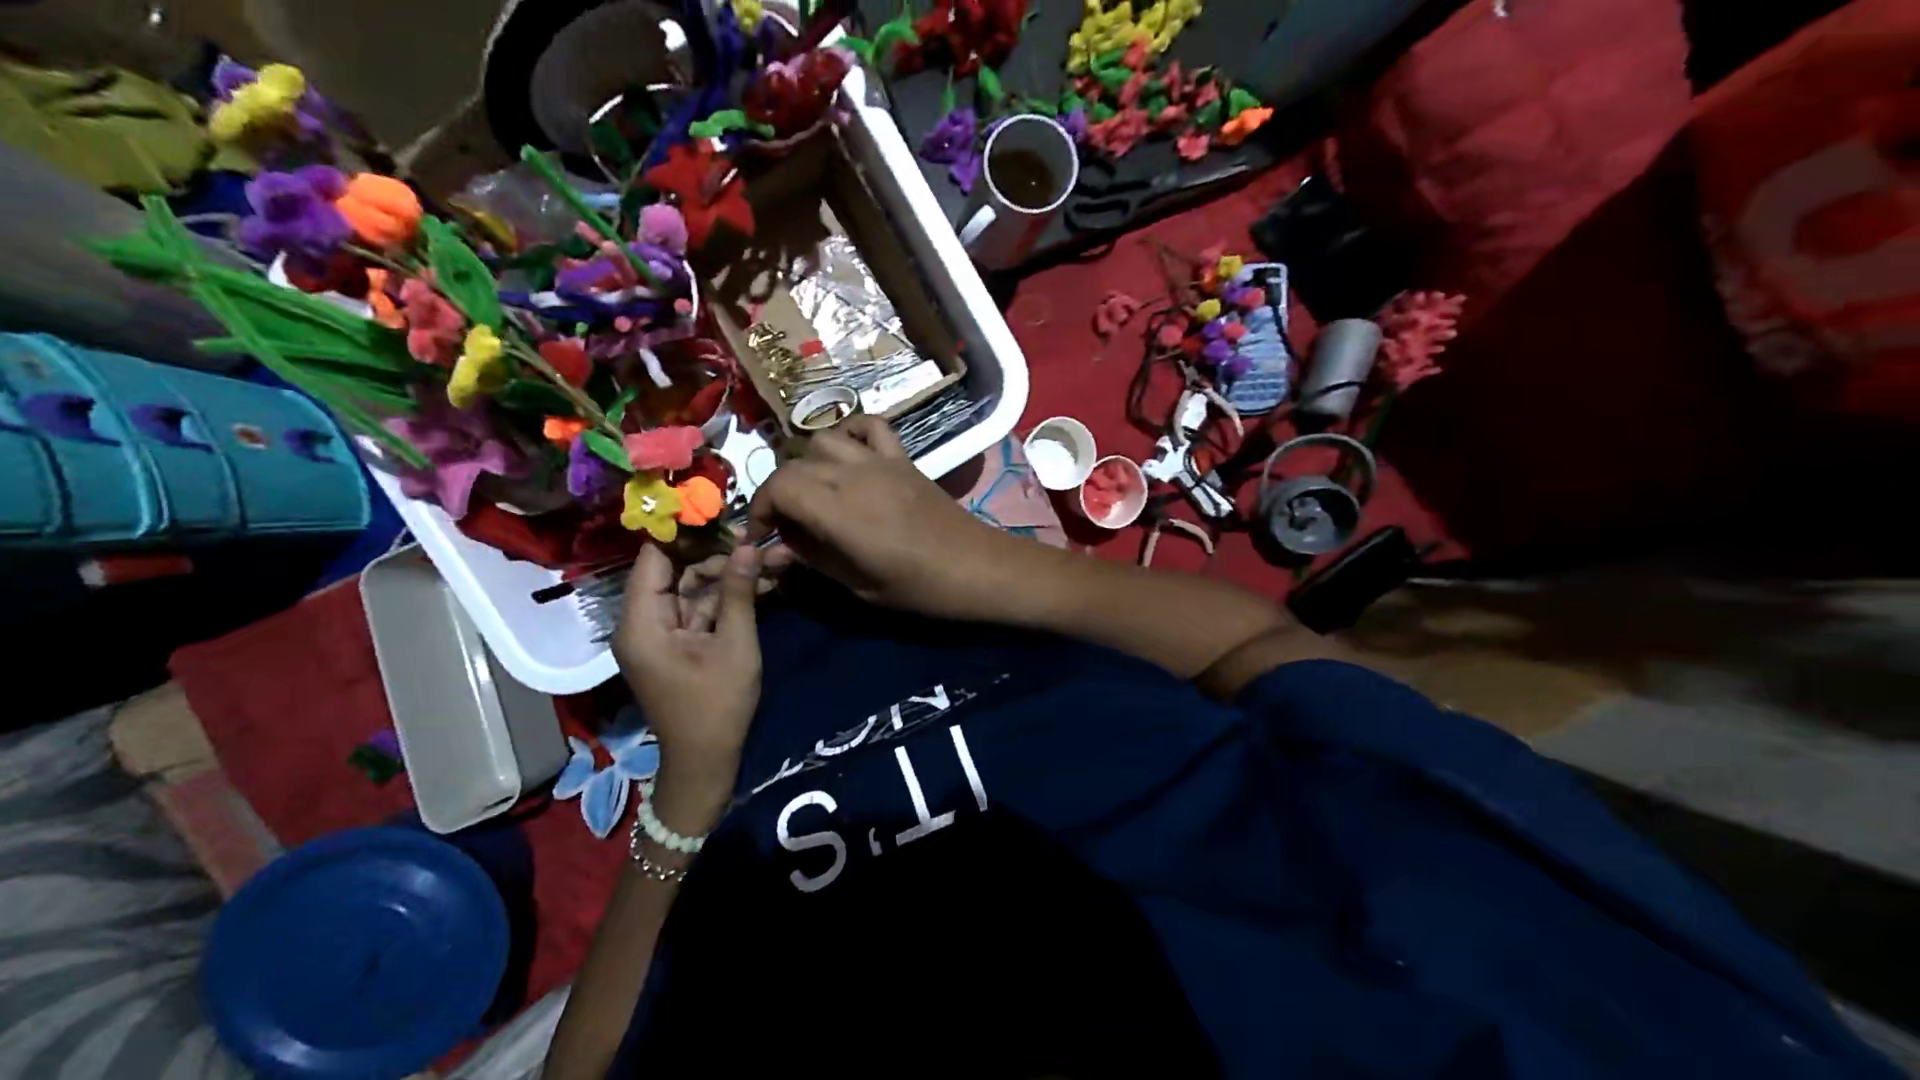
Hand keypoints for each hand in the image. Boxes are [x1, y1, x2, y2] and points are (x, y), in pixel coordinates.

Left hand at [613, 544, 761, 833]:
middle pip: (680, 571)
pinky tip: (765, 585)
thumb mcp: (735, 645)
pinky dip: (730, 600)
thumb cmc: (717, 705)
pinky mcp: (680, 645)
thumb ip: (739, 592)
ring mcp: (663, 634)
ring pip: (696, 590)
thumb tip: (749, 545)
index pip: (654, 558)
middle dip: (723, 556)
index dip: (685, 532)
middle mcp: (645, 622)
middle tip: (764, 543)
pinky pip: (703, 611)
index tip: (721, 511)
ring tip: (776, 561)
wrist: (706, 762)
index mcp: (643, 622)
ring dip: (733, 578)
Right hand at [746, 416, 1042, 621]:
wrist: (976, 567)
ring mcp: (880, 460)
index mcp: (840, 510)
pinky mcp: (902, 457)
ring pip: (823, 440)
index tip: (762, 536)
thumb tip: (772, 550)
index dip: (759, 509)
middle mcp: (854, 475)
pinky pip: (869, 426)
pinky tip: (850, 459)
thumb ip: (811, 559)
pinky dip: (851, 434)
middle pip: (794, 465)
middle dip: (778, 493)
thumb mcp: (857, 585)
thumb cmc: (918, 587)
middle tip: (786, 525)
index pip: (778, 486)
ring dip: (808, 464)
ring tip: (815, 493)